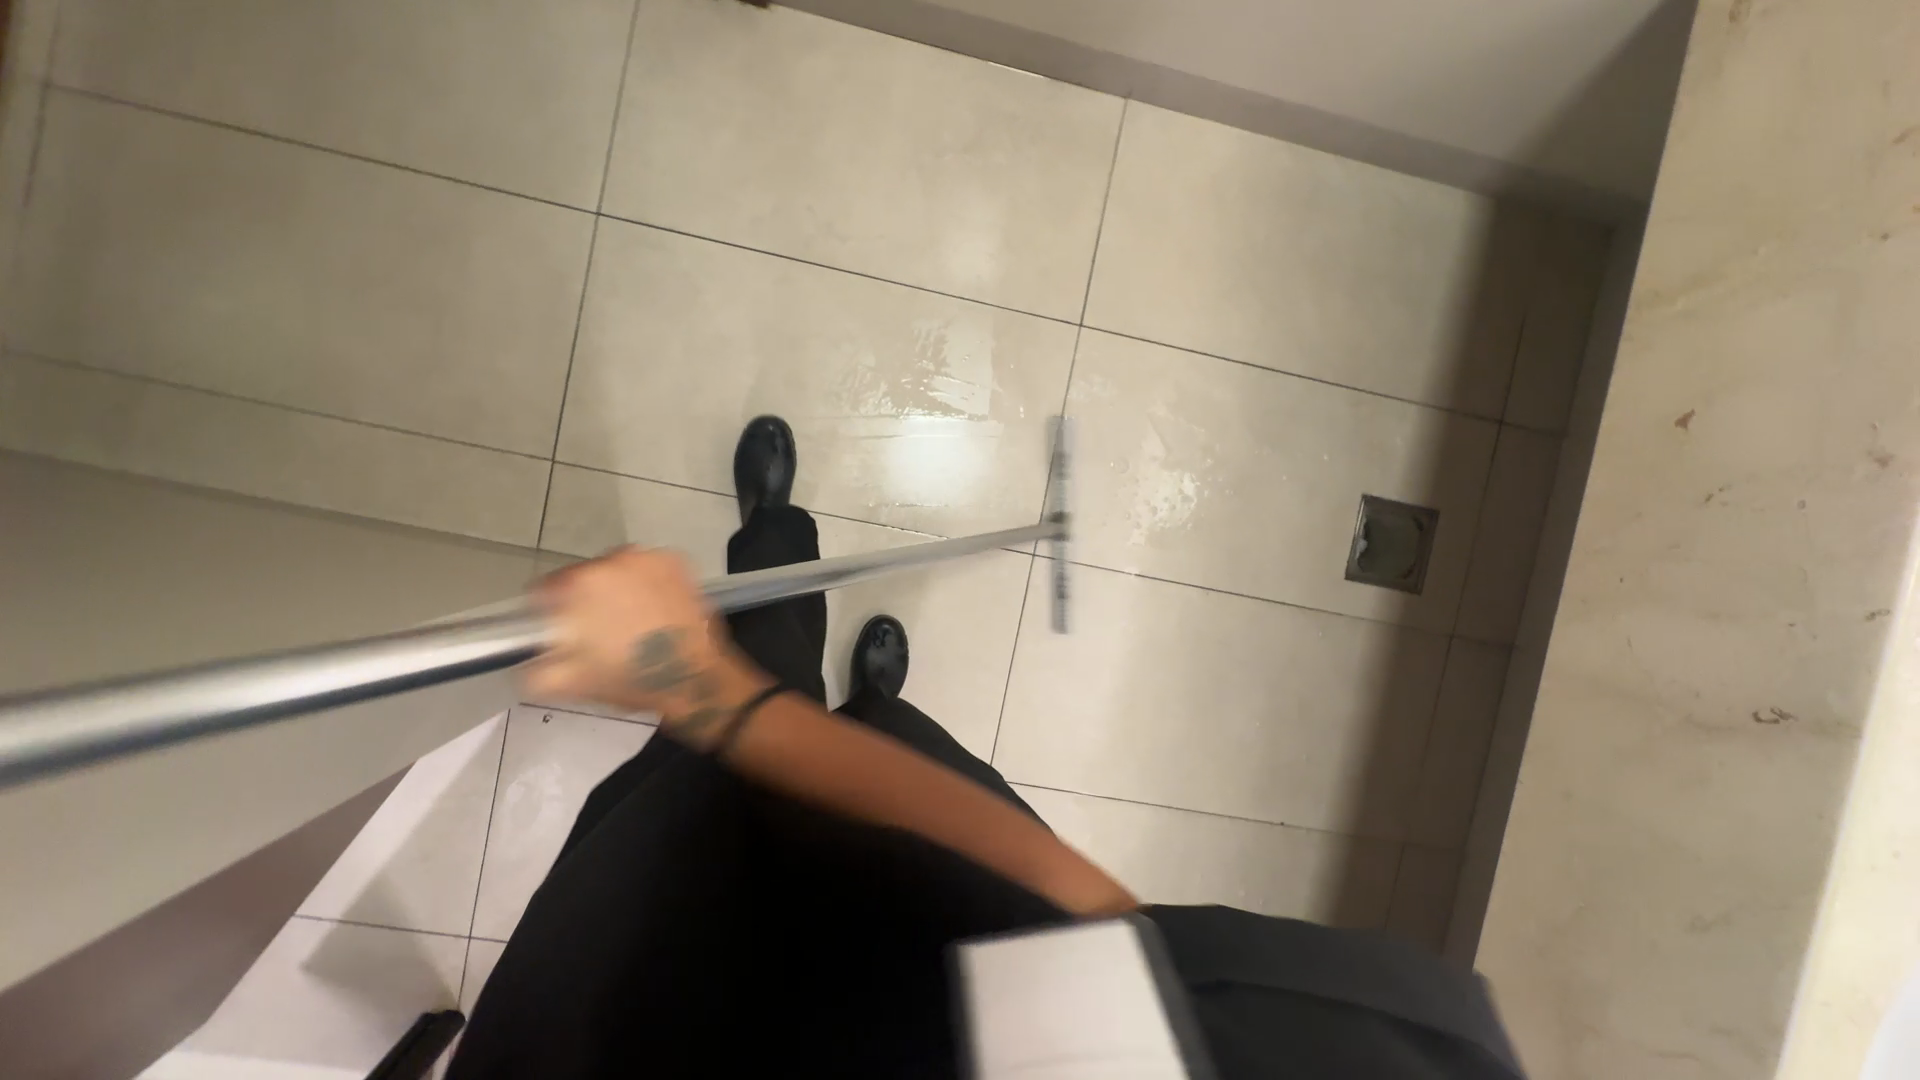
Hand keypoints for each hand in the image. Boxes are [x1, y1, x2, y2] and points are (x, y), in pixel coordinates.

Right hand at [524, 547, 773, 748]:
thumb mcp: (566, 684)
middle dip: (586, 602)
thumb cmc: (630, 679)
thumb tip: (526, 651)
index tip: (565, 633)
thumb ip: (532, 666)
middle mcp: (615, 558)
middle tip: (603, 633)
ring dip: (618, 590)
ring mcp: (651, 557)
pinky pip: (648, 569)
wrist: (695, 678)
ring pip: (617, 571)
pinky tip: (654, 610)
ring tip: (632, 623)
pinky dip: (646, 584)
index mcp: (581, 583)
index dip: (550, 613)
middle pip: (584, 578)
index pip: (545, 590)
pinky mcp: (677, 562)